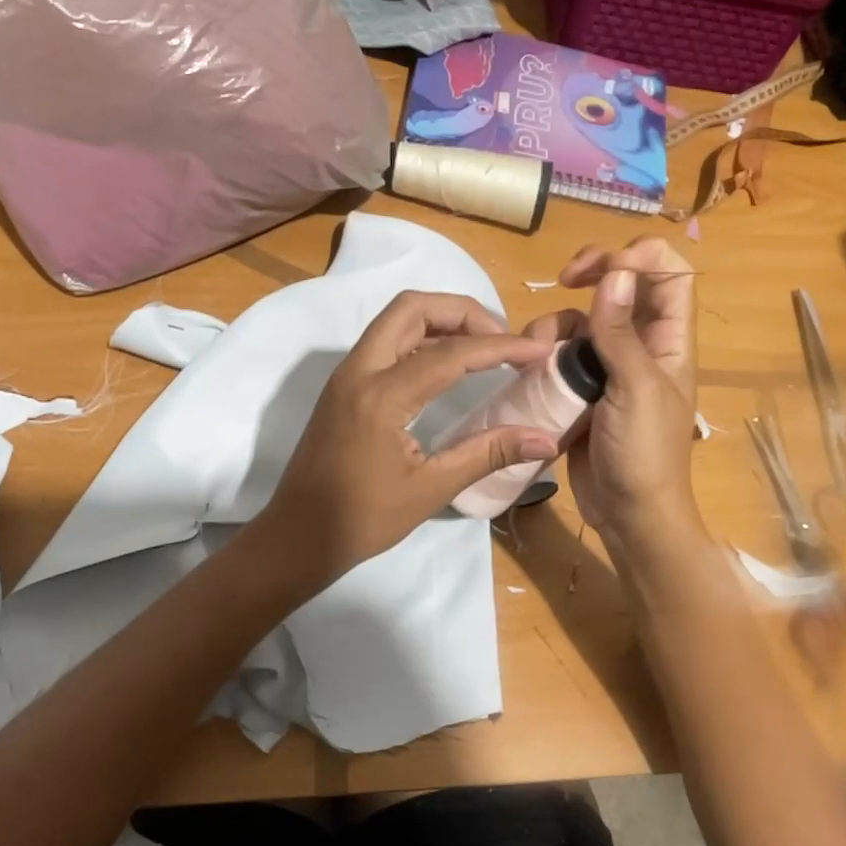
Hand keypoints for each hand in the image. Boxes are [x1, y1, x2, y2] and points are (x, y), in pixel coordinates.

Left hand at [257, 292, 559, 582]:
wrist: (299, 537)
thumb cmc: (364, 519)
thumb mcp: (431, 488)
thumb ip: (488, 454)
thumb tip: (546, 440)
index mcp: (382, 396)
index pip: (451, 353)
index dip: (502, 346)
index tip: (541, 350)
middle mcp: (359, 371)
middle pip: (413, 308)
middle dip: (464, 313)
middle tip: (504, 339)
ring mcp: (346, 376)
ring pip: (395, 320)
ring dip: (441, 321)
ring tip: (483, 347)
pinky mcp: (343, 387)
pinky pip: (385, 342)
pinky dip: (421, 339)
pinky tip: (448, 367)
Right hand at [528, 237, 700, 548]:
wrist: (629, 514)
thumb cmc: (644, 453)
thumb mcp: (635, 389)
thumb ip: (621, 332)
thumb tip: (616, 271)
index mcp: (670, 340)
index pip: (670, 273)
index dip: (639, 257)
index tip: (604, 271)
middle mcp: (643, 345)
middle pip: (622, 284)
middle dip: (593, 272)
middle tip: (565, 278)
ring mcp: (610, 367)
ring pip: (583, 319)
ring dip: (557, 321)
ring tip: (537, 347)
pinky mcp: (582, 390)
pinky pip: (562, 355)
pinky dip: (544, 353)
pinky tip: (529, 368)